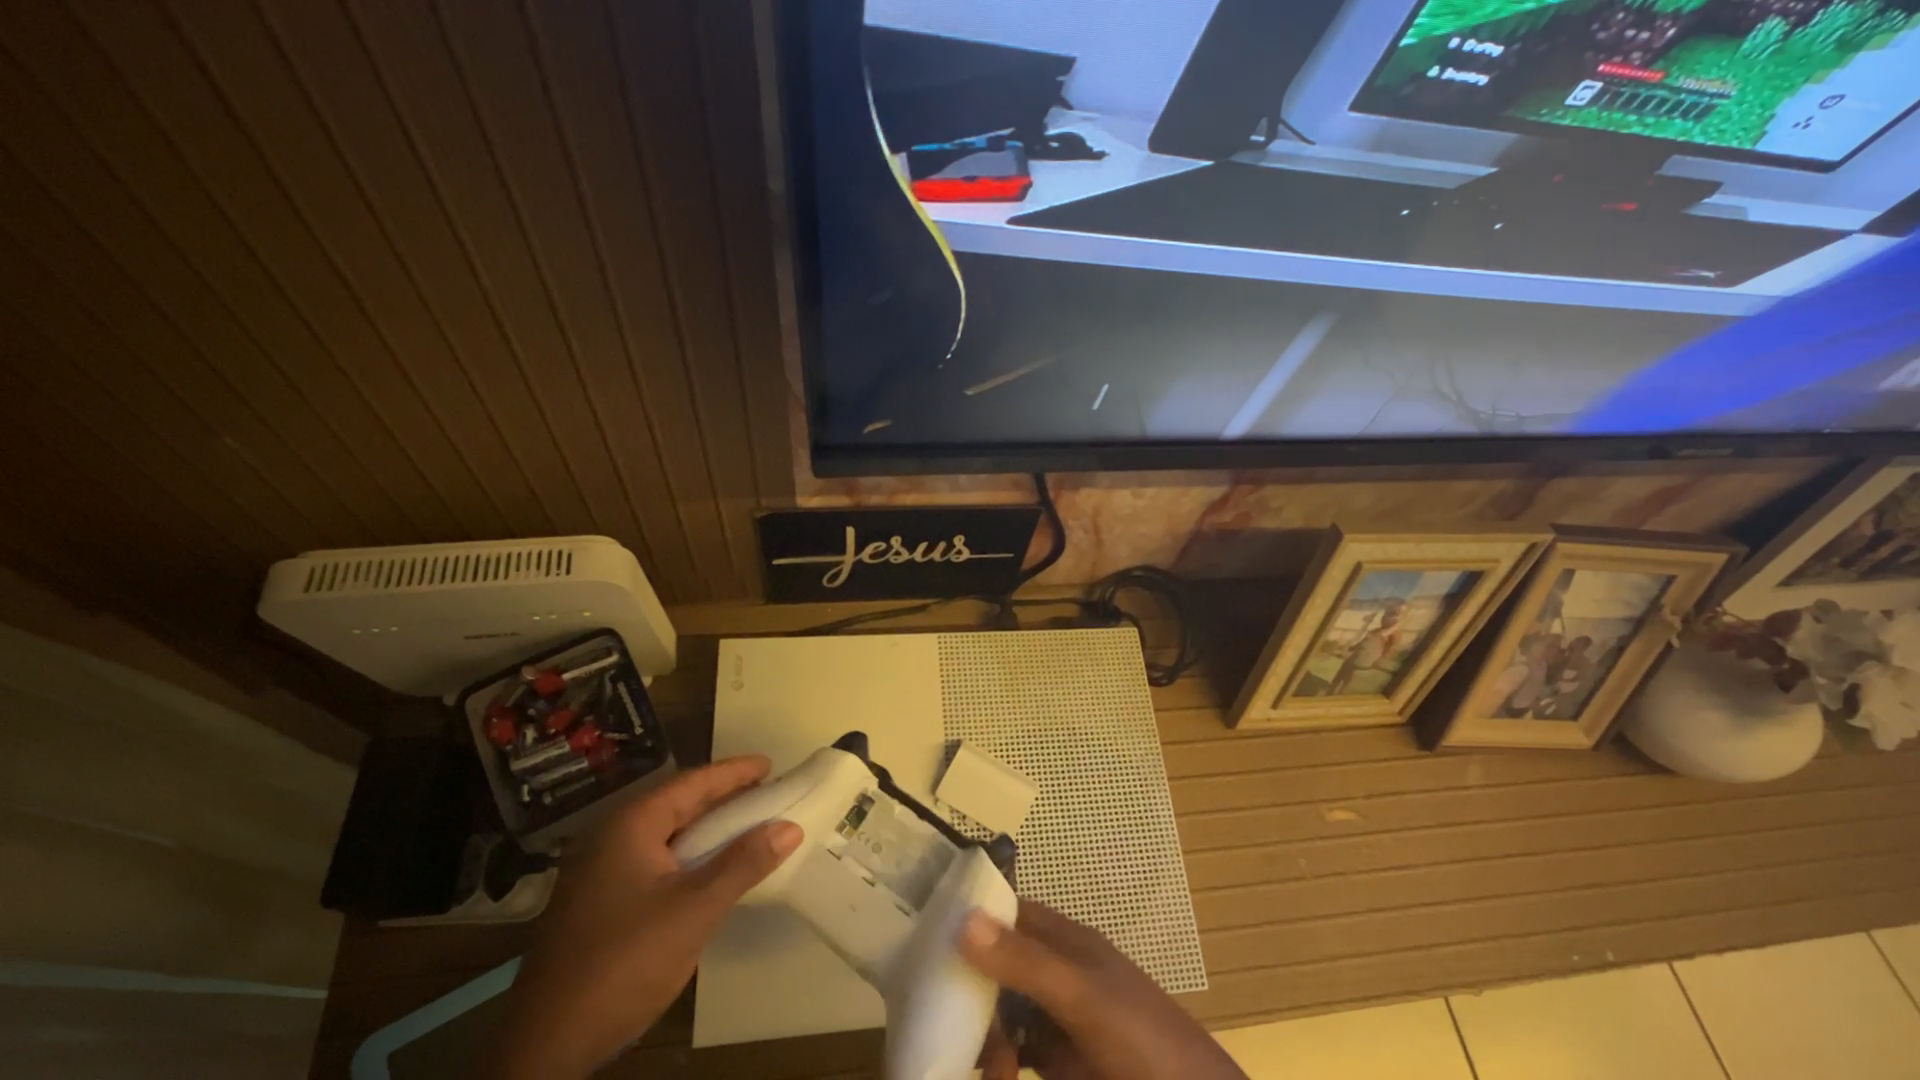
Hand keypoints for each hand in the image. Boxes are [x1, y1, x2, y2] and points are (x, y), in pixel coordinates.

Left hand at [492, 756, 801, 1079]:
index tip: (770, 764)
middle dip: (722, 799)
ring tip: (748, 829)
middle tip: (767, 794)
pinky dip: (689, 859)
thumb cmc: (626, 959)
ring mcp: (601, 873)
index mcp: (630, 826)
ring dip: (707, 832)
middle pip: (676, 806)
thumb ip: (742, 864)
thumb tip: (788, 826)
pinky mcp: (601, 904)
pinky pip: (655, 864)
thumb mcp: (694, 910)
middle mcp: (611, 839)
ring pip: (666, 838)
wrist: (551, 1036)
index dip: (733, 773)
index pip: (690, 784)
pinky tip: (711, 874)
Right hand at [962, 900, 1247, 1079]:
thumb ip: (1025, 961)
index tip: (925, 928)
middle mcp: (1059, 975)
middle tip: (941, 1012)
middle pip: (997, 966)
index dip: (971, 914)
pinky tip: (992, 1074)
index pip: (1010, 913)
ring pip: (1001, 1012)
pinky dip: (995, 1061)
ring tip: (982, 1064)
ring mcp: (1059, 1021)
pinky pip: (1012, 1052)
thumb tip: (961, 917)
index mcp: (1069, 945)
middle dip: (969, 988)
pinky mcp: (1058, 1063)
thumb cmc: (1142, 1040)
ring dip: (982, 1033)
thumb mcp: (1082, 997)